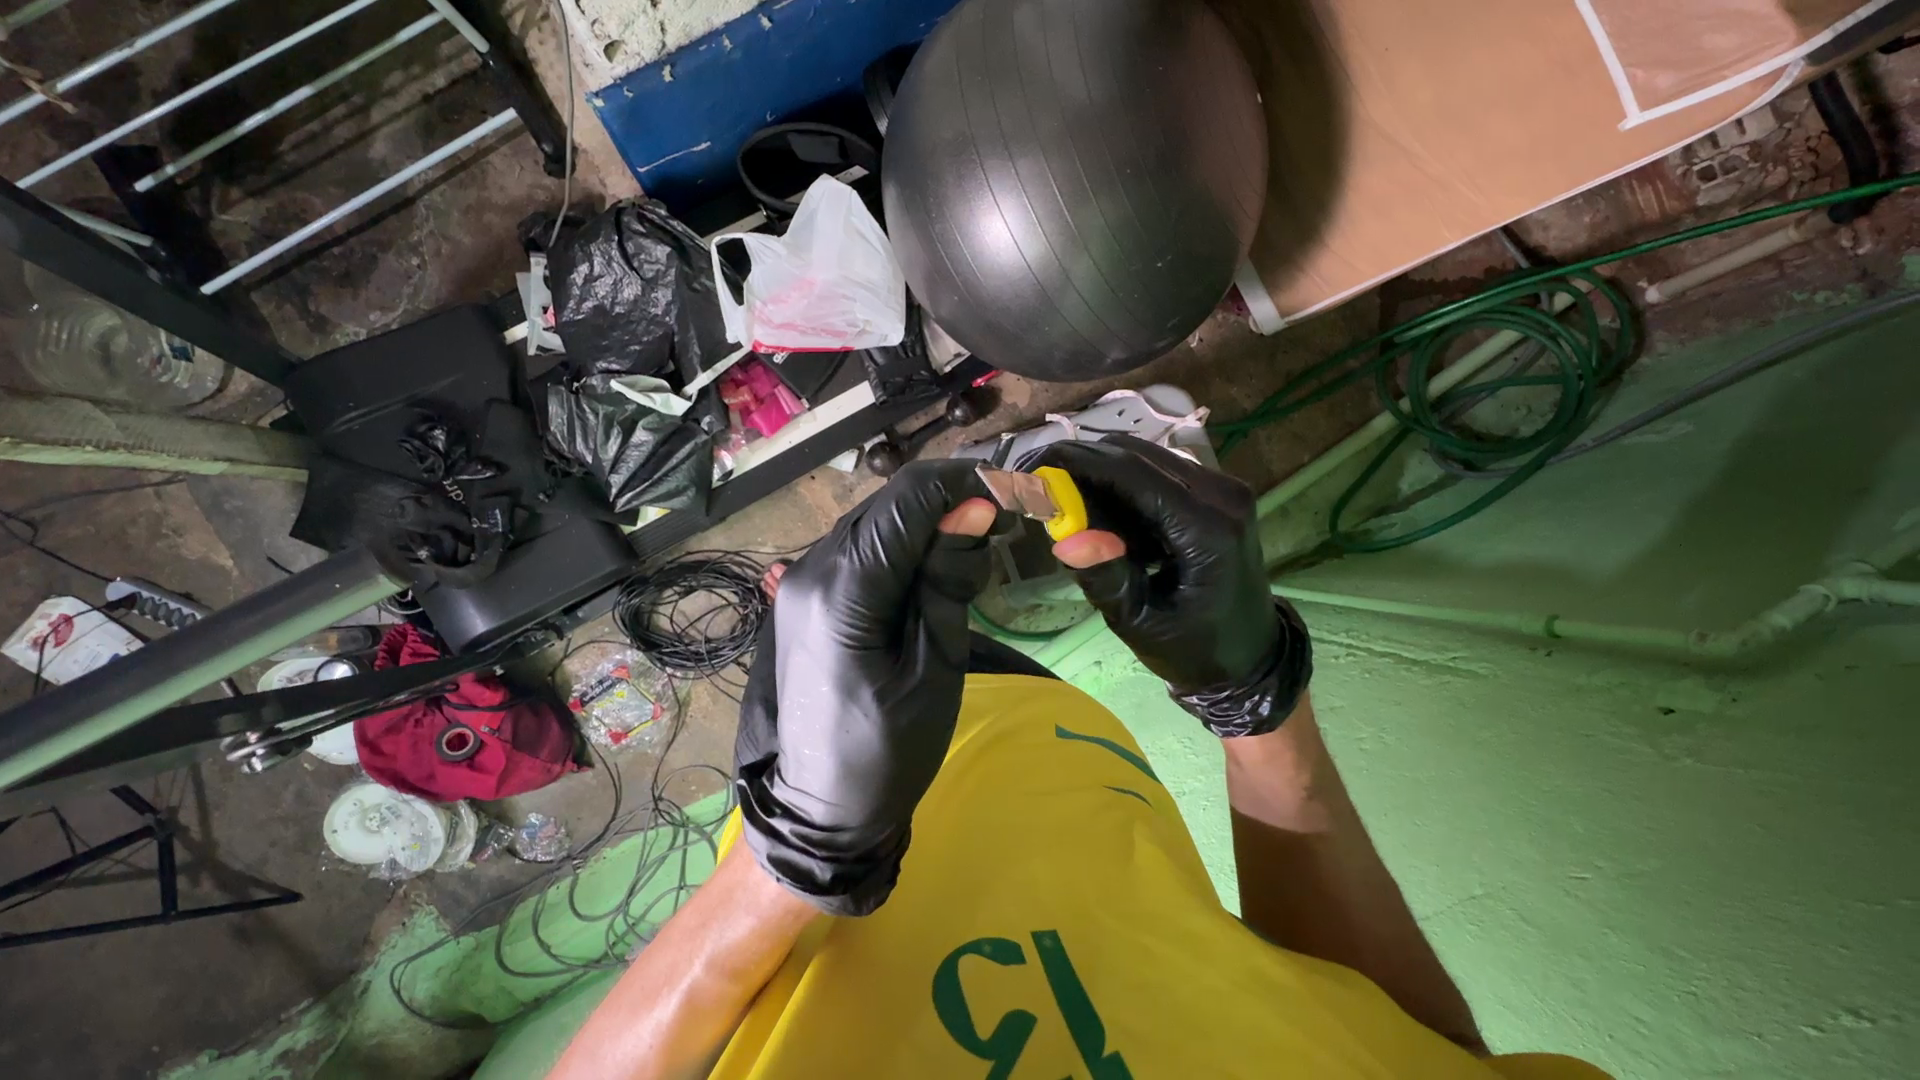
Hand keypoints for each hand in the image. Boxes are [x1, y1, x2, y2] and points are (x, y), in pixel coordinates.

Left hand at [733, 460, 995, 914]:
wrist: (822, 807)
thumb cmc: (890, 750)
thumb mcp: (935, 666)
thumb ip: (948, 578)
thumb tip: (974, 505)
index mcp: (843, 590)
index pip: (907, 501)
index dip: (965, 485)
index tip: (1016, 497)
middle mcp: (811, 570)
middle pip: (888, 504)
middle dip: (948, 501)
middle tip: (1004, 525)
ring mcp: (800, 581)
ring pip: (874, 522)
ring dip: (925, 523)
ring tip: (972, 550)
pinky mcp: (804, 596)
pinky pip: (858, 550)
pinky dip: (899, 547)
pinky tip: (928, 569)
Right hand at [1036, 436, 1310, 736]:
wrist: (1250, 656)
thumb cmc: (1193, 649)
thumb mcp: (1140, 622)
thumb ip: (1103, 576)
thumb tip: (1064, 537)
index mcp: (1206, 529)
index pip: (1130, 474)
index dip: (1075, 463)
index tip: (1029, 467)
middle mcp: (1221, 495)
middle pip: (1135, 454)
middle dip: (1080, 461)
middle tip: (1035, 482)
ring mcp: (1223, 488)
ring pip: (1145, 456)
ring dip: (1099, 470)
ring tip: (1061, 498)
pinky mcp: (1217, 492)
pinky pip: (1158, 470)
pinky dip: (1122, 481)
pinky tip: (1101, 511)